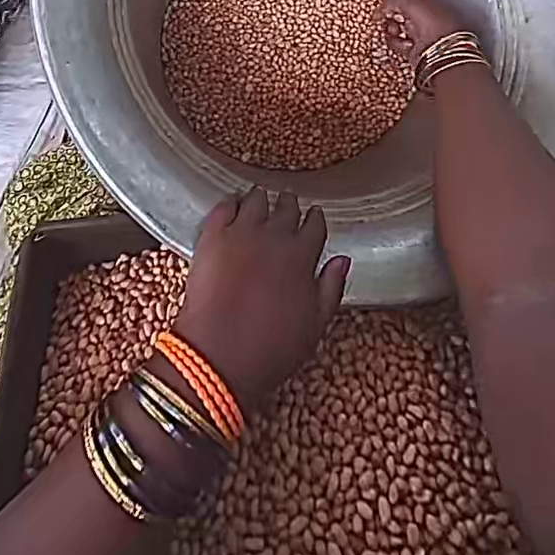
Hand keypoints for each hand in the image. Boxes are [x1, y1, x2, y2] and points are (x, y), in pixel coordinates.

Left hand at [171, 187, 349, 407]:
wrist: (218, 356)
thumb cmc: (269, 348)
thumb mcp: (315, 325)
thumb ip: (331, 287)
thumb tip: (342, 261)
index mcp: (302, 256)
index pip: (315, 223)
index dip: (314, 219)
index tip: (312, 219)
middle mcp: (274, 236)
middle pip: (287, 206)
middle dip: (289, 205)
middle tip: (287, 206)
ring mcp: (241, 232)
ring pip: (256, 199)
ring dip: (261, 200)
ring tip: (260, 202)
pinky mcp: (212, 235)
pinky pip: (225, 205)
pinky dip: (231, 203)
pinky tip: (233, 207)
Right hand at [383, 0, 469, 65]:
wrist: (443, 54)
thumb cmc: (435, 24)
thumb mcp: (412, 2)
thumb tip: (382, 4)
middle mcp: (426, 14)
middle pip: (400, 8)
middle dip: (390, 11)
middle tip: (385, 15)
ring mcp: (420, 31)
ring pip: (396, 24)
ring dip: (391, 28)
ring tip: (395, 31)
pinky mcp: (413, 48)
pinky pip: (396, 41)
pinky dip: (396, 42)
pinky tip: (405, 43)